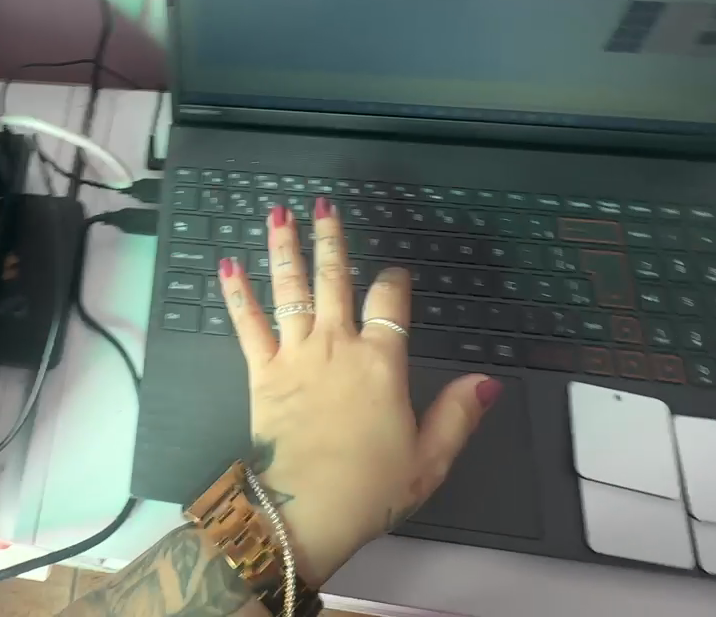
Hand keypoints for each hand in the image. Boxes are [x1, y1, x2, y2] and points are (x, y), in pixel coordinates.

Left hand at [214, 200, 499, 583]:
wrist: (308, 508)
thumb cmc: (372, 487)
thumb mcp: (429, 458)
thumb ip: (457, 415)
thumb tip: (488, 382)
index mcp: (380, 363)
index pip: (390, 305)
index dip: (395, 282)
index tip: (396, 270)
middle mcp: (336, 345)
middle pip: (334, 279)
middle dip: (332, 240)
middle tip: (325, 207)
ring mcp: (295, 353)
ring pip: (291, 288)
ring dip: (285, 247)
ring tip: (279, 213)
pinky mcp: (262, 368)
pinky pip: (247, 323)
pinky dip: (237, 293)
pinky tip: (227, 264)